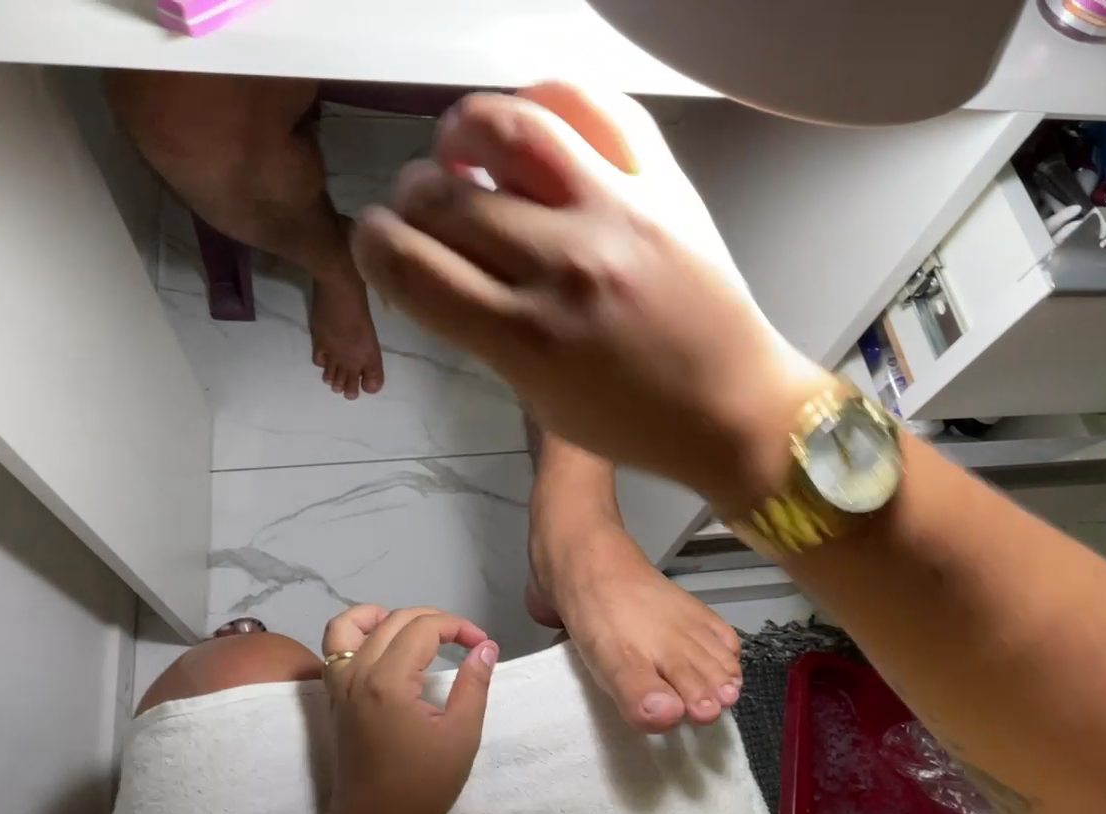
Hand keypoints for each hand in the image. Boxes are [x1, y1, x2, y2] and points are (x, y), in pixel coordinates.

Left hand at [319, 605, 497, 813]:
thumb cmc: (422, 785)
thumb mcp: (461, 736)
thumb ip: (474, 684)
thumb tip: (485, 646)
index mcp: (389, 681)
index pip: (424, 628)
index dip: (459, 627)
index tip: (482, 645)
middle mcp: (357, 673)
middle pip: (393, 619)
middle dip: (434, 619)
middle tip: (463, 640)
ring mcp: (339, 683)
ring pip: (349, 624)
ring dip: (384, 616)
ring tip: (414, 630)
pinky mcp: (333, 695)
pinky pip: (334, 648)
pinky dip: (358, 634)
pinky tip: (385, 648)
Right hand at [351, 82, 836, 512]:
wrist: (733, 408)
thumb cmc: (632, 423)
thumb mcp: (537, 399)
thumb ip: (482, 332)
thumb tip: (442, 264)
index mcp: (524, 338)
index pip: (407, 265)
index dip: (372, 245)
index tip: (379, 243)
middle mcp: (561, 265)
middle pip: (442, 198)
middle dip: (411, 200)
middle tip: (424, 210)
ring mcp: (615, 213)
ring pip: (504, 128)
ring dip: (459, 131)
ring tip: (460, 150)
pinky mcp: (662, 183)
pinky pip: (593, 103)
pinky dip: (545, 97)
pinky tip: (531, 125)